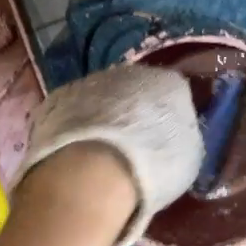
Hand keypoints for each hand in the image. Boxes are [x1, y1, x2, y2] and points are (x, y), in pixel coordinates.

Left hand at [13, 64, 202, 245]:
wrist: (95, 173)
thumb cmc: (153, 168)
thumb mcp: (188, 157)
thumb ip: (182, 137)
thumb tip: (176, 135)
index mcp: (169, 83)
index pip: (172, 92)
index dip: (167, 116)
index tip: (162, 139)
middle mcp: (131, 72)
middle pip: (135, 90)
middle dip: (133, 114)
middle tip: (131, 147)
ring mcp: (90, 81)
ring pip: (101, 98)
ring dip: (101, 118)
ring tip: (98, 154)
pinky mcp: (57, 98)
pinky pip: (72, 110)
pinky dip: (75, 127)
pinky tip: (74, 153)